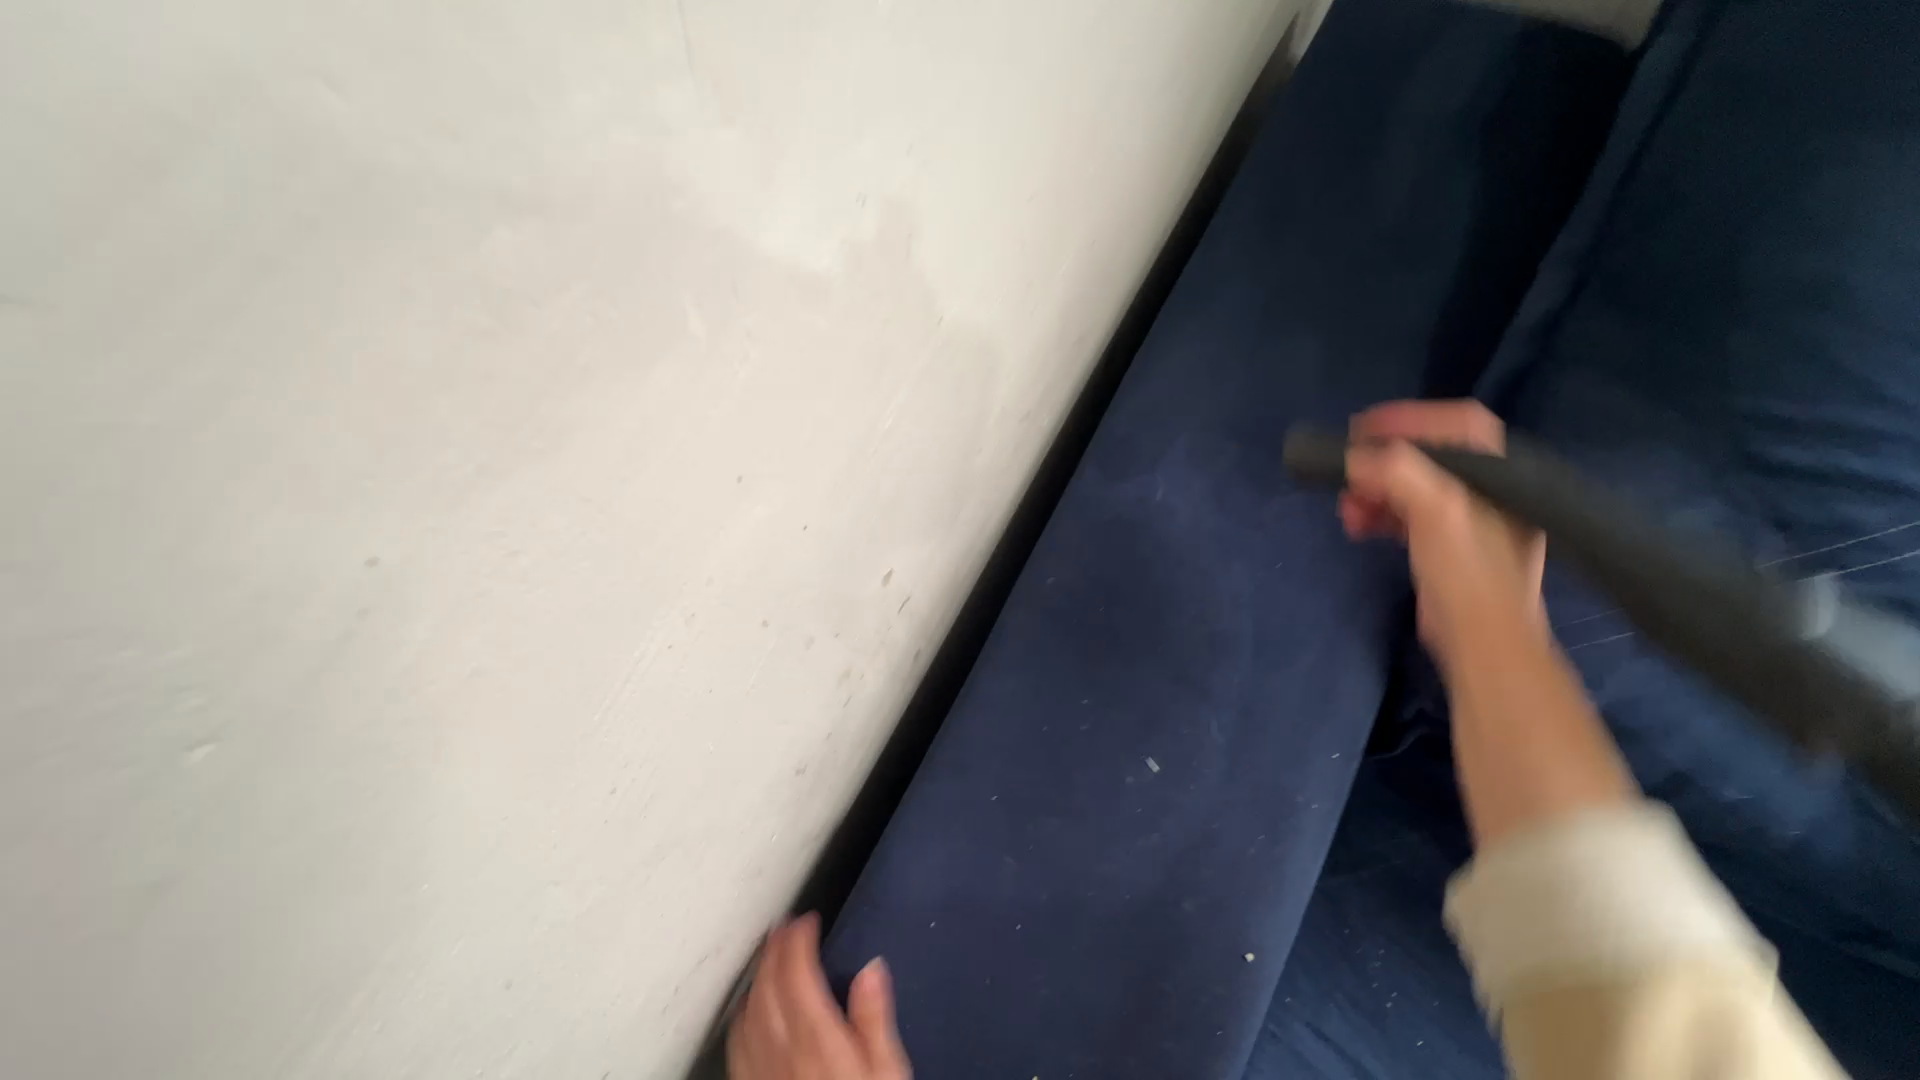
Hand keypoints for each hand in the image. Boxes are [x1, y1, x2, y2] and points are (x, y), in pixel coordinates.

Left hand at [727, 914, 910, 1079]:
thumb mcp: (888, 1071)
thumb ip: (874, 1019)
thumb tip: (872, 968)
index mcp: (818, 1039)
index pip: (797, 975)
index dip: (798, 941)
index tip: (806, 919)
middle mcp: (782, 1052)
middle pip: (768, 989)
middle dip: (774, 951)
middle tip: (784, 926)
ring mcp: (762, 1075)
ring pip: (749, 1013)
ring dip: (757, 977)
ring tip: (768, 956)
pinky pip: (738, 1045)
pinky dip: (743, 1014)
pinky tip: (749, 1010)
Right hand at [1337, 400, 1545, 670]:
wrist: (1482, 642)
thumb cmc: (1468, 573)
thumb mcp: (1437, 512)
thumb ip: (1398, 473)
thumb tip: (1353, 457)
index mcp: (1500, 473)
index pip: (1458, 422)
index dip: (1410, 418)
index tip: (1362, 429)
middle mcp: (1487, 490)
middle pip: (1427, 455)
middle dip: (1380, 462)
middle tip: (1345, 471)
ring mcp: (1467, 519)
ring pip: (1411, 485)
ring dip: (1372, 490)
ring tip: (1347, 510)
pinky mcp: (1445, 546)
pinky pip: (1406, 513)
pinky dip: (1379, 513)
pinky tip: (1358, 526)